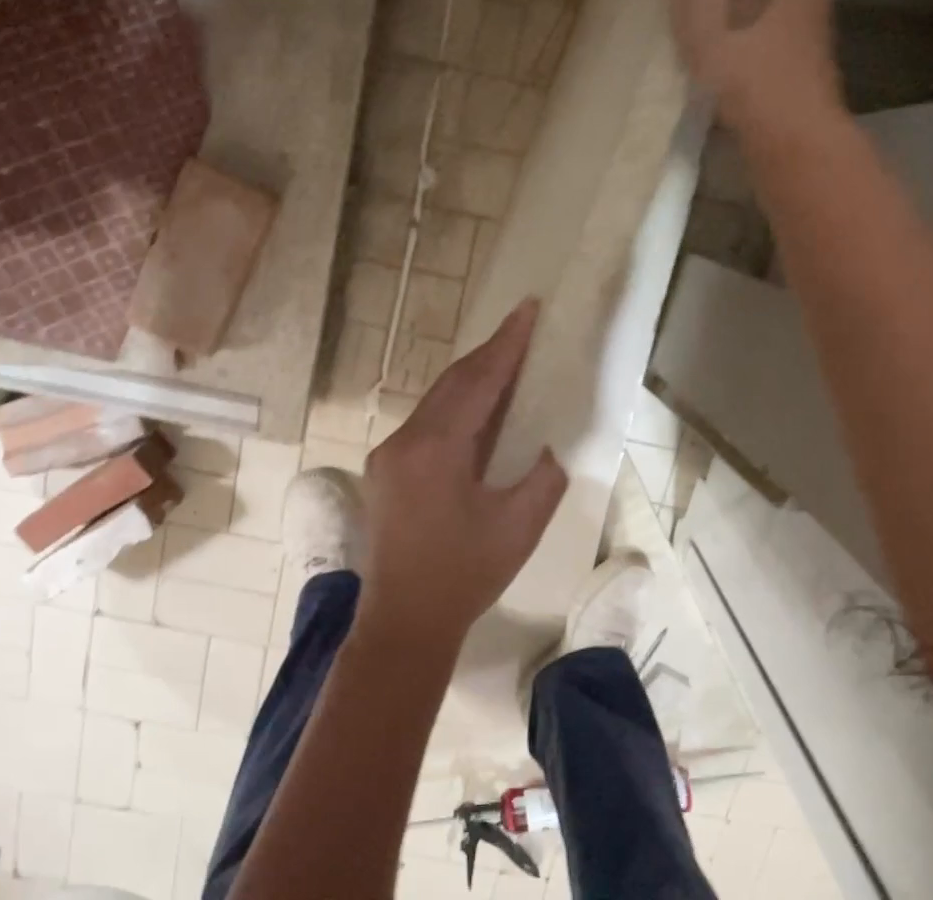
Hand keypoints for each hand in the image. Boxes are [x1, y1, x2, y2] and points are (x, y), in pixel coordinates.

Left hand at [359, 299, 568, 642]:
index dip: (507, 344)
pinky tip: (477, 413)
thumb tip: (547, 447)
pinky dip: (455, 410)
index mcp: (436, 449)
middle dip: (490, 355)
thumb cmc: (466, 575)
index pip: (477, 381)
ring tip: (507, 364)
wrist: (405, 623)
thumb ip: (543, 476)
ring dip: (472, 382)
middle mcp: (404, 441)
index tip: (528, 310)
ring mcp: (388, 456)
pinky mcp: (384, 473)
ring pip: (435, 403)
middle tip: (524, 329)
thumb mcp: (520, 525)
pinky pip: (425, 425)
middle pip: (452, 384)